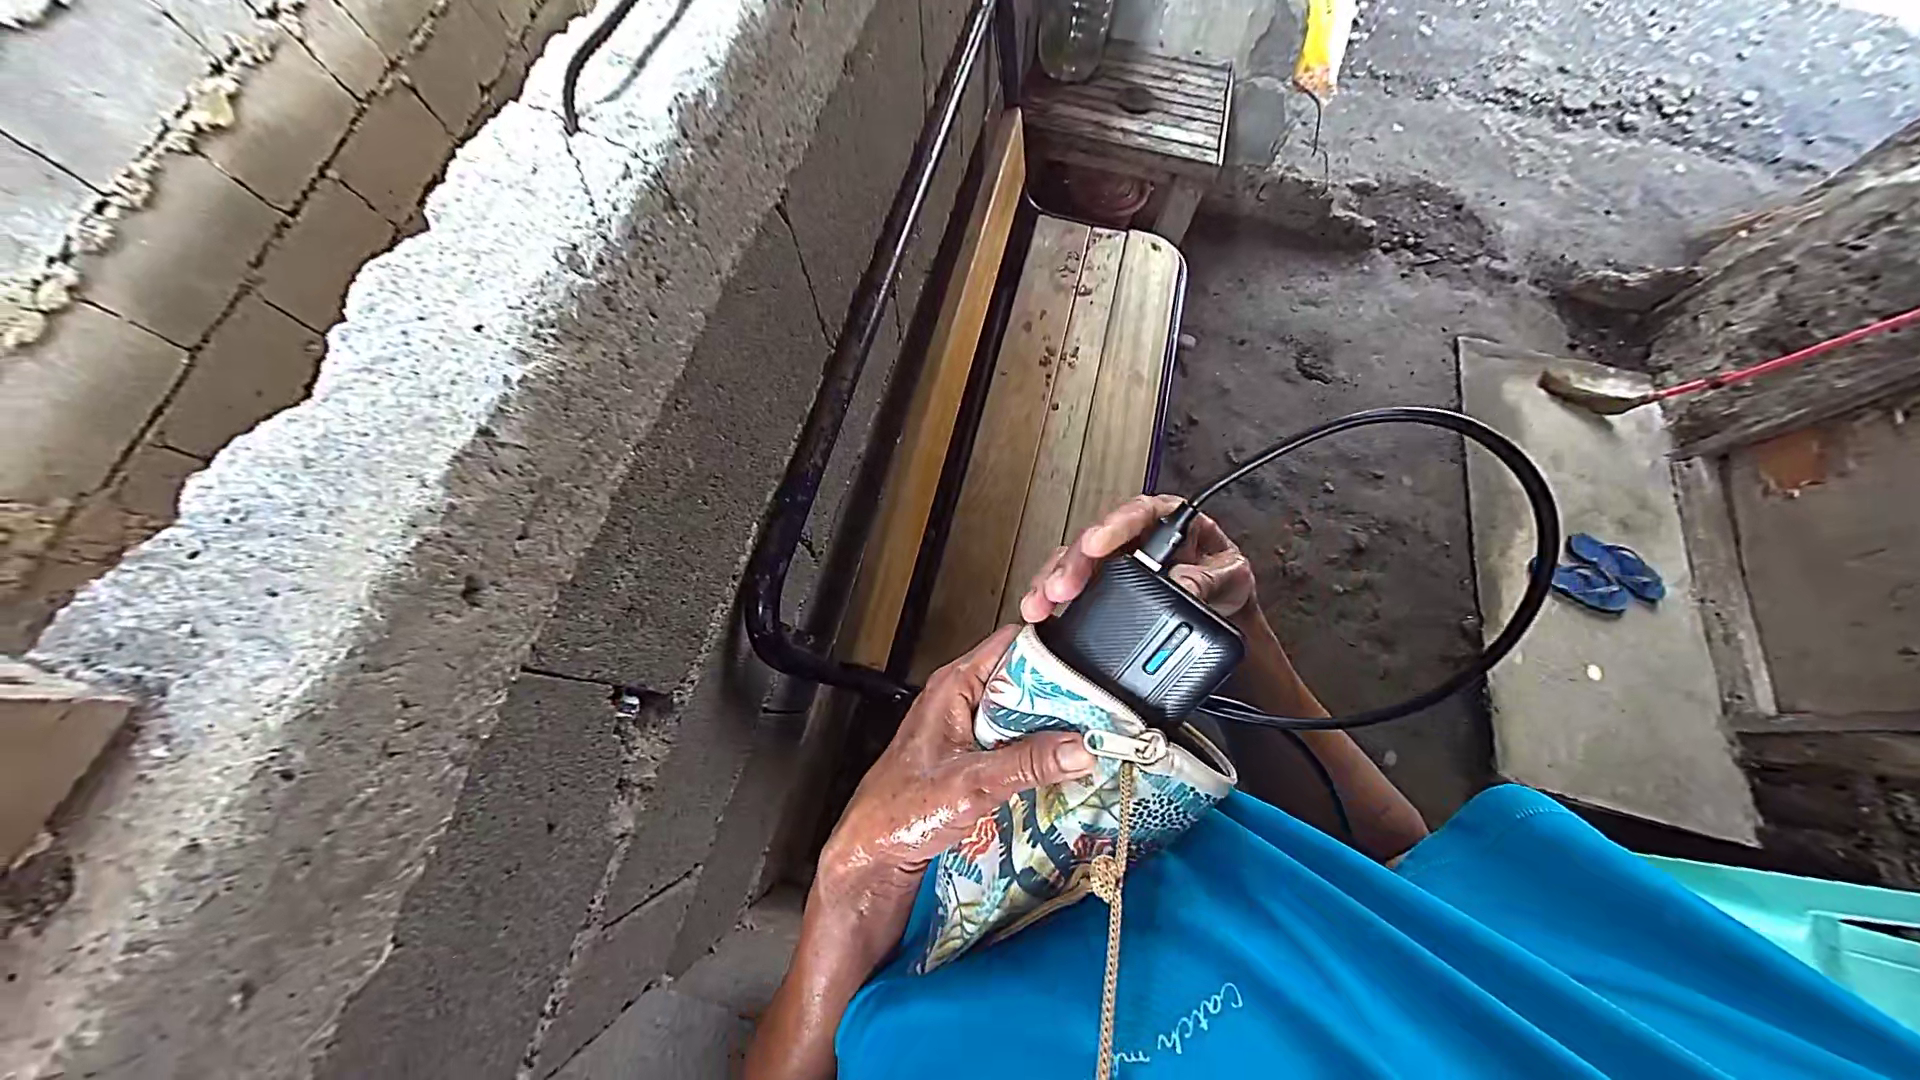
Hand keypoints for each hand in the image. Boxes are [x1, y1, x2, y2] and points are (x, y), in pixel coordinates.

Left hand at [809, 625, 1097, 976]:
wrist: (873, 852)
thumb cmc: (900, 811)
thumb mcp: (972, 784)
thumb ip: (1027, 763)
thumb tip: (1080, 748)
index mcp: (955, 685)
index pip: (1011, 644)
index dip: (1050, 649)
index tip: (1088, 668)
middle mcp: (963, 698)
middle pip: (1022, 678)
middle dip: (1060, 693)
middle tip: (1100, 712)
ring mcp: (969, 726)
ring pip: (1021, 711)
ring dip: (1052, 725)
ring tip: (1090, 739)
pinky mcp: (974, 753)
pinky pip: (1015, 739)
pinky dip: (1038, 749)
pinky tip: (1061, 767)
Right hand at [1018, 494, 1257, 621]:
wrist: (1226, 622)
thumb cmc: (1225, 588)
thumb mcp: (1230, 578)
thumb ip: (1209, 578)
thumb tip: (1183, 582)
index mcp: (1168, 523)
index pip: (1138, 514)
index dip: (1113, 526)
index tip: (1098, 542)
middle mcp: (1134, 540)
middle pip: (1093, 540)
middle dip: (1073, 563)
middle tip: (1062, 585)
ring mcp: (1113, 564)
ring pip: (1073, 562)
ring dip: (1052, 582)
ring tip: (1041, 602)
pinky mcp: (1099, 589)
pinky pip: (1068, 587)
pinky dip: (1050, 600)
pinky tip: (1041, 612)